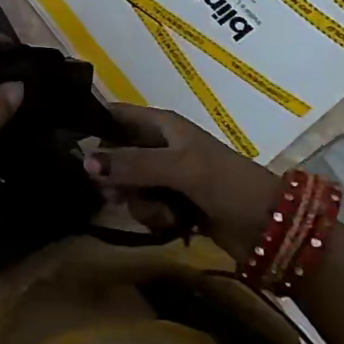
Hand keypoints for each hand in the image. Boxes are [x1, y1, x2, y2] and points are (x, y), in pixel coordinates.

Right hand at [85, 104, 283, 264]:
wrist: (270, 227)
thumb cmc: (226, 183)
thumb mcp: (179, 168)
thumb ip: (133, 164)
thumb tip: (84, 163)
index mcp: (163, 124)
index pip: (116, 115)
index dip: (95, 127)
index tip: (74, 150)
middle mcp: (160, 145)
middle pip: (117, 154)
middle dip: (115, 176)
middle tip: (116, 195)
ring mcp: (167, 175)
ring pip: (129, 185)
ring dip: (138, 202)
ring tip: (160, 213)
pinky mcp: (174, 203)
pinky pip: (145, 206)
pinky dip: (152, 216)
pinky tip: (169, 223)